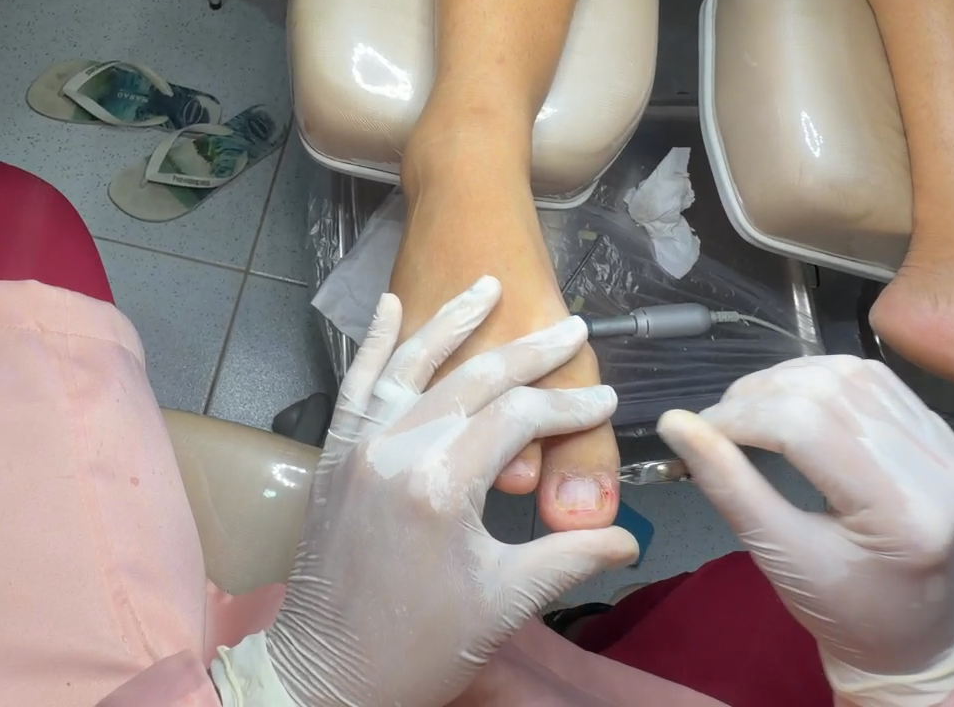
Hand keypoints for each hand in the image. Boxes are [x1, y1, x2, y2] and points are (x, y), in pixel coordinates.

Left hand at [265, 278, 639, 706]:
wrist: (325, 676)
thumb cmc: (419, 647)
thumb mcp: (503, 605)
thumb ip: (567, 557)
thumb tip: (628, 536)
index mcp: (442, 484)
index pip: (518, 419)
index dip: (569, 407)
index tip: (607, 399)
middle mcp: (397, 446)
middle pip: (474, 378)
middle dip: (531, 352)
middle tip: (572, 326)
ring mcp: (360, 442)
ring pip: (413, 363)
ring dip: (453, 320)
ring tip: (488, 285)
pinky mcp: (335, 449)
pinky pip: (356, 382)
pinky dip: (376, 341)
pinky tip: (392, 304)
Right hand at [659, 355, 953, 682]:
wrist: (914, 640)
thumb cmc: (842, 610)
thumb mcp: (777, 556)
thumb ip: (727, 485)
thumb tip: (673, 422)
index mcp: (903, 516)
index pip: (806, 427)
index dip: (740, 417)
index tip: (698, 431)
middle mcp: (940, 473)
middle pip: (827, 389)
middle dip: (758, 395)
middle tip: (722, 423)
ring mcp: (950, 450)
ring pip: (849, 371)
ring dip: (787, 379)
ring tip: (755, 410)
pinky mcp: (945, 437)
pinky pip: (874, 378)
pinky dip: (821, 378)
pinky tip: (797, 400)